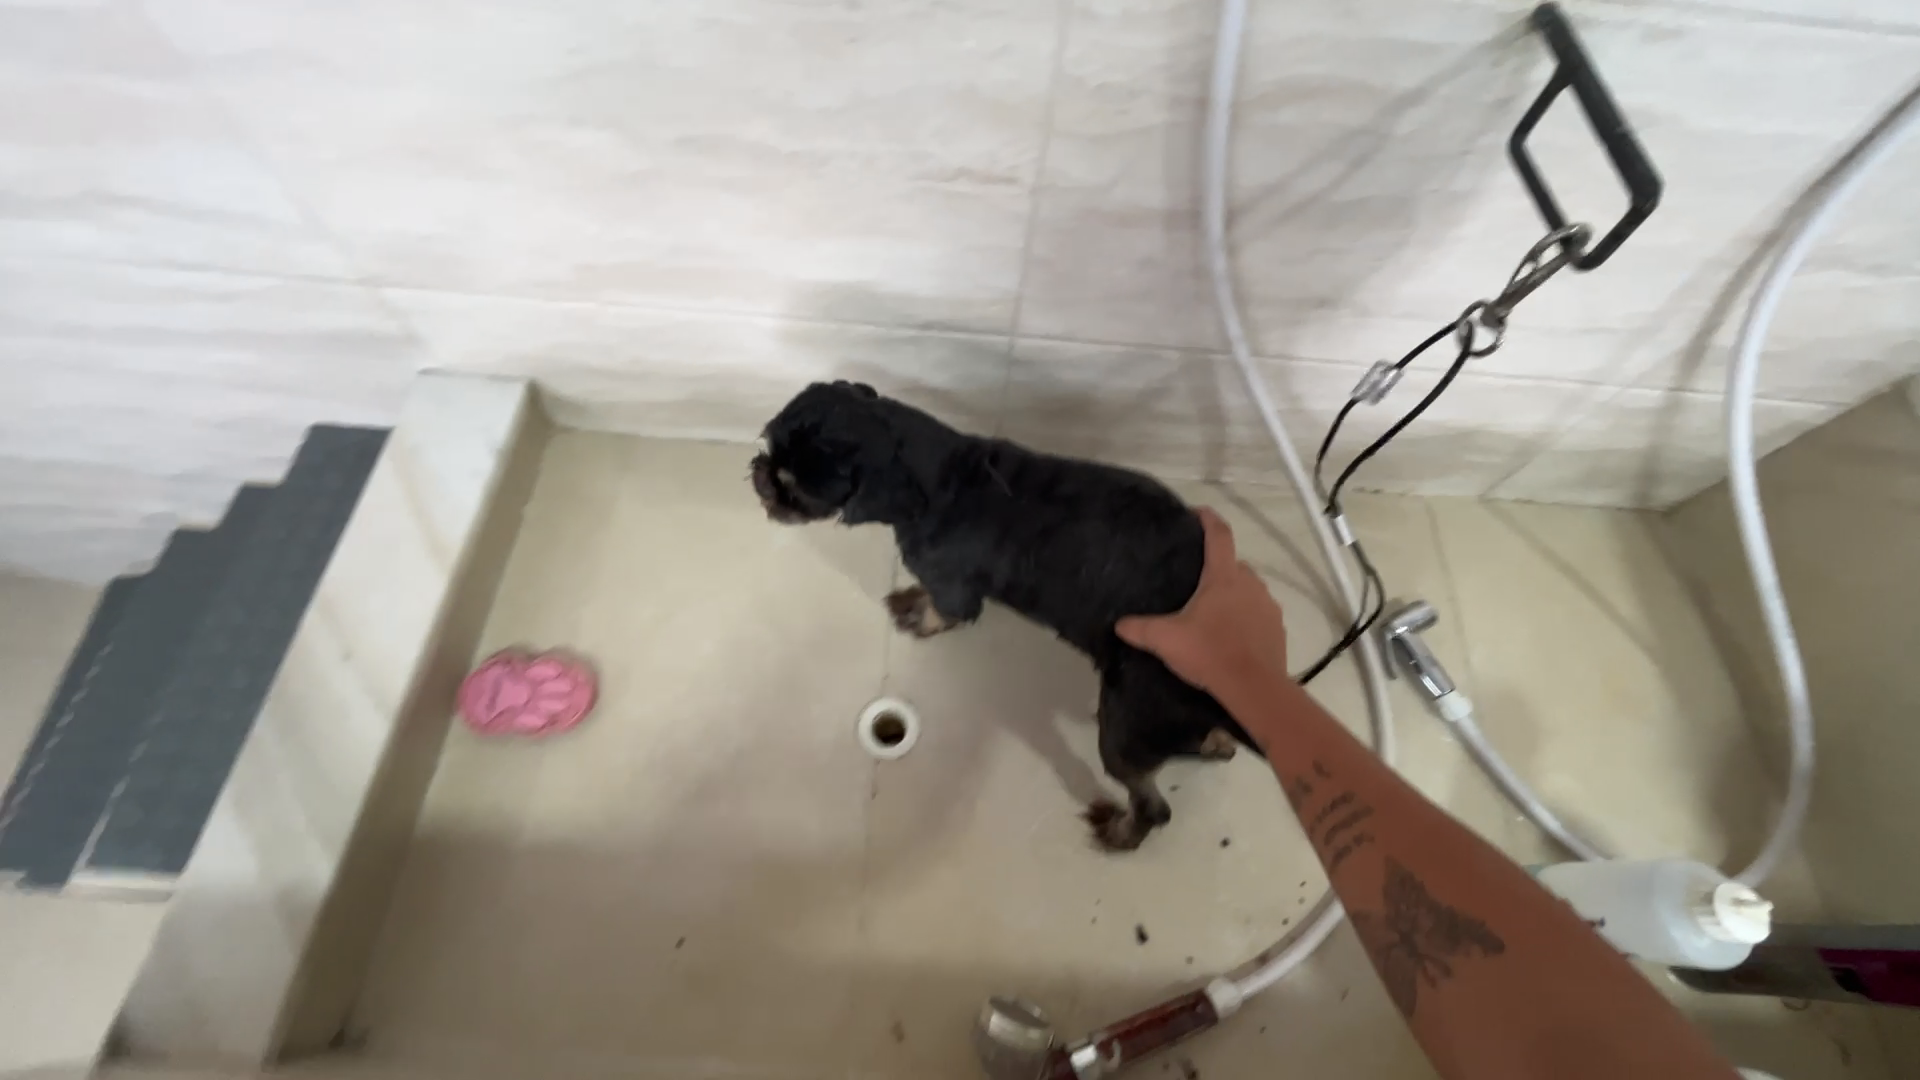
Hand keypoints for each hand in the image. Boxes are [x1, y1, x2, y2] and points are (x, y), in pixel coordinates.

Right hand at [1116, 507, 1290, 697]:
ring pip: (1248, 589)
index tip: (1197, 513)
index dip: (1208, 520)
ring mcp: (1268, 606)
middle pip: (1233, 564)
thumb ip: (1140, 628)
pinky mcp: (1277, 629)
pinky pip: (1259, 613)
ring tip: (1211, 612)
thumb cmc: (1209, 653)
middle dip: (1216, 567)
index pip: (1219, 535)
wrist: (1254, 688)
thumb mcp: (1166, 640)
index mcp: (1223, 577)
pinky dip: (1245, 617)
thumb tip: (1119, 624)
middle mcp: (1250, 584)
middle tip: (1194, 580)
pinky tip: (1230, 635)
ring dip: (1232, 594)